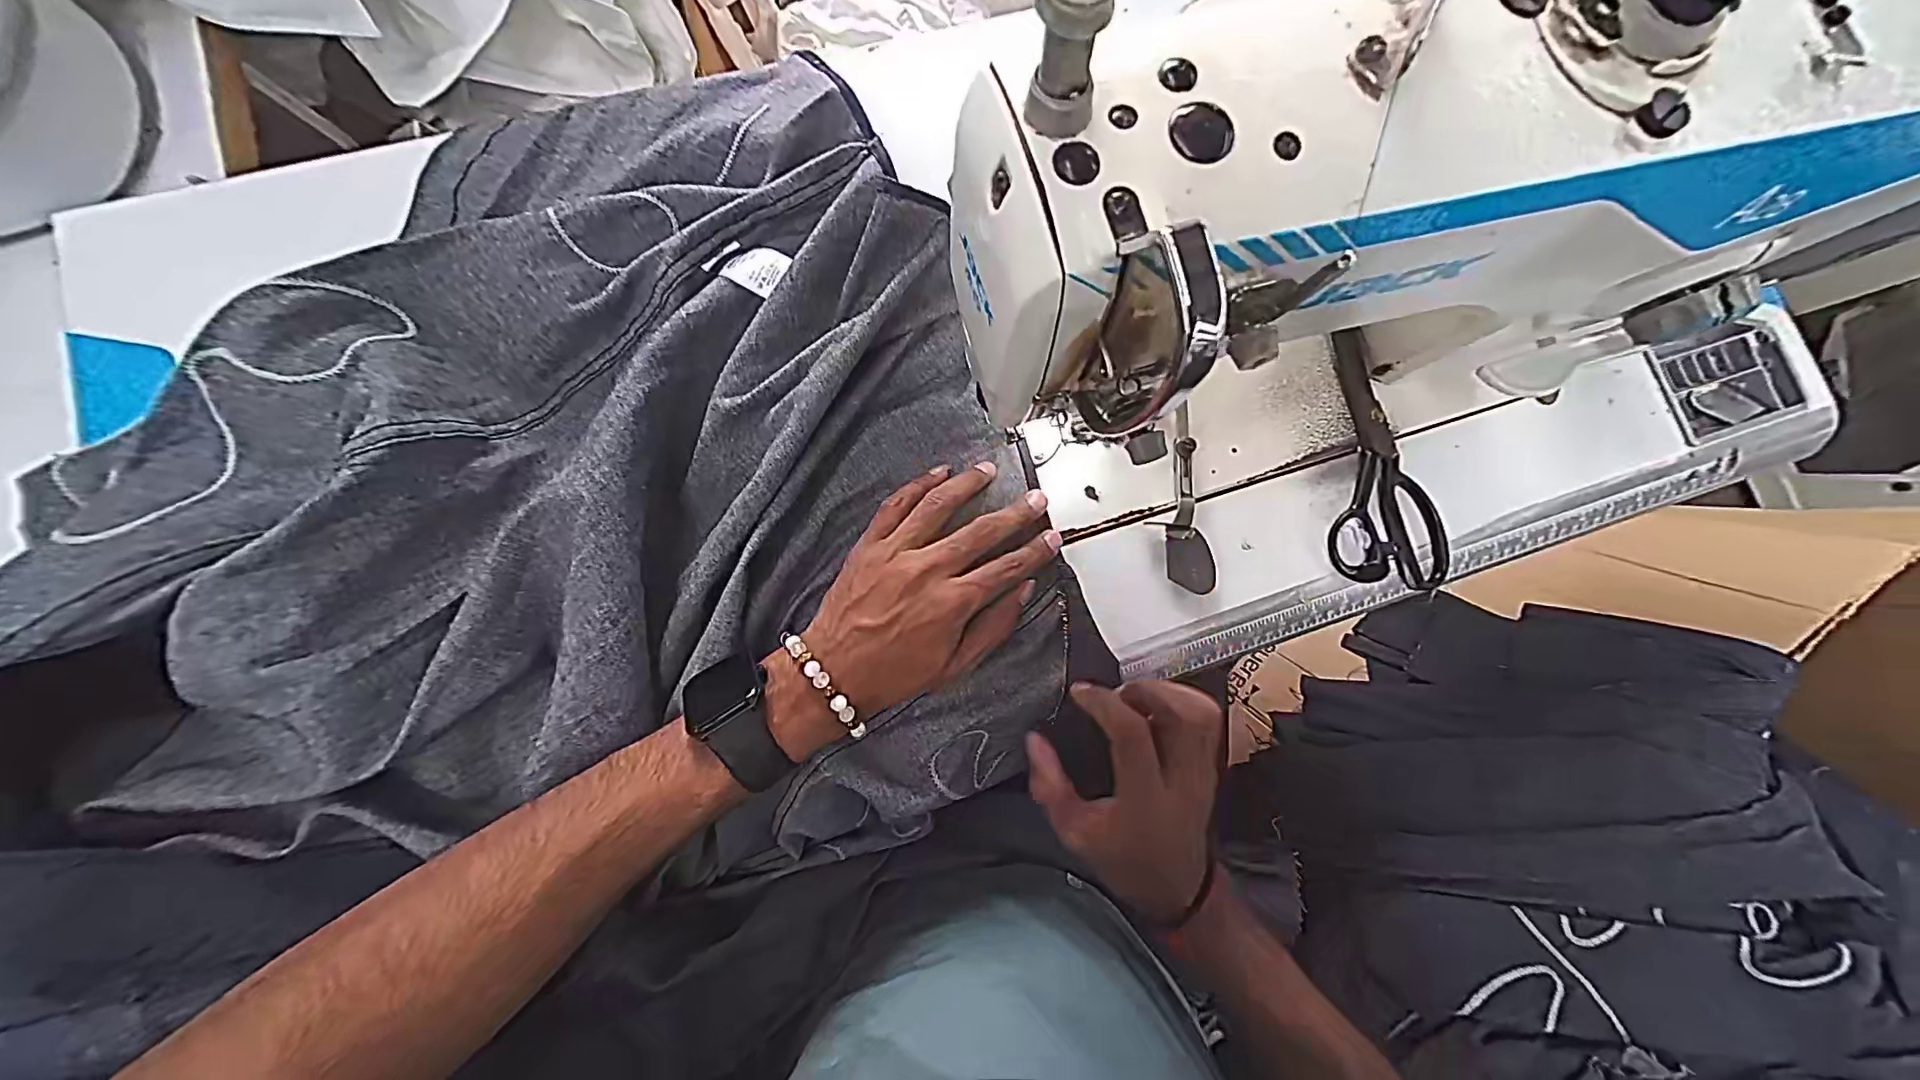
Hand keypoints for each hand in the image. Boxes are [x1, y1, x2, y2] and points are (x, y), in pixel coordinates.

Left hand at [802, 460, 1061, 718]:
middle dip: (1015, 513)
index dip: (1035, 550)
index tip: (1050, 538)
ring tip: (987, 471)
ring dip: (968, 484)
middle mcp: (926, 571)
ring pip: (938, 506)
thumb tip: (1022, 593)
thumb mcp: (955, 666)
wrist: (835, 672)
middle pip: (981, 531)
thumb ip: (994, 627)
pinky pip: (896, 505)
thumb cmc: (893, 673)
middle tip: (1034, 500)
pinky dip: (918, 485)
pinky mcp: (870, 546)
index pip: (1006, 567)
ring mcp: (895, 554)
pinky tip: (937, 474)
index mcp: (951, 603)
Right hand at [1027, 681, 1223, 922]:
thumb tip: (1035, 739)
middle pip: (1177, 714)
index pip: (1131, 734)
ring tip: (1134, 697)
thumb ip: (1050, 785)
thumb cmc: (1122, 858)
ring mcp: (1204, 772)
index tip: (1079, 693)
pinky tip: (1157, 705)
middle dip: (1139, 691)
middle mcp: (1182, 780)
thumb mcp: (1074, 830)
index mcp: (1145, 798)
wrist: (1177, 888)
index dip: (1103, 703)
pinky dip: (1183, 700)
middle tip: (1111, 695)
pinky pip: (1210, 720)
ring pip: (1200, 712)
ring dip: (1164, 691)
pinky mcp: (1213, 766)